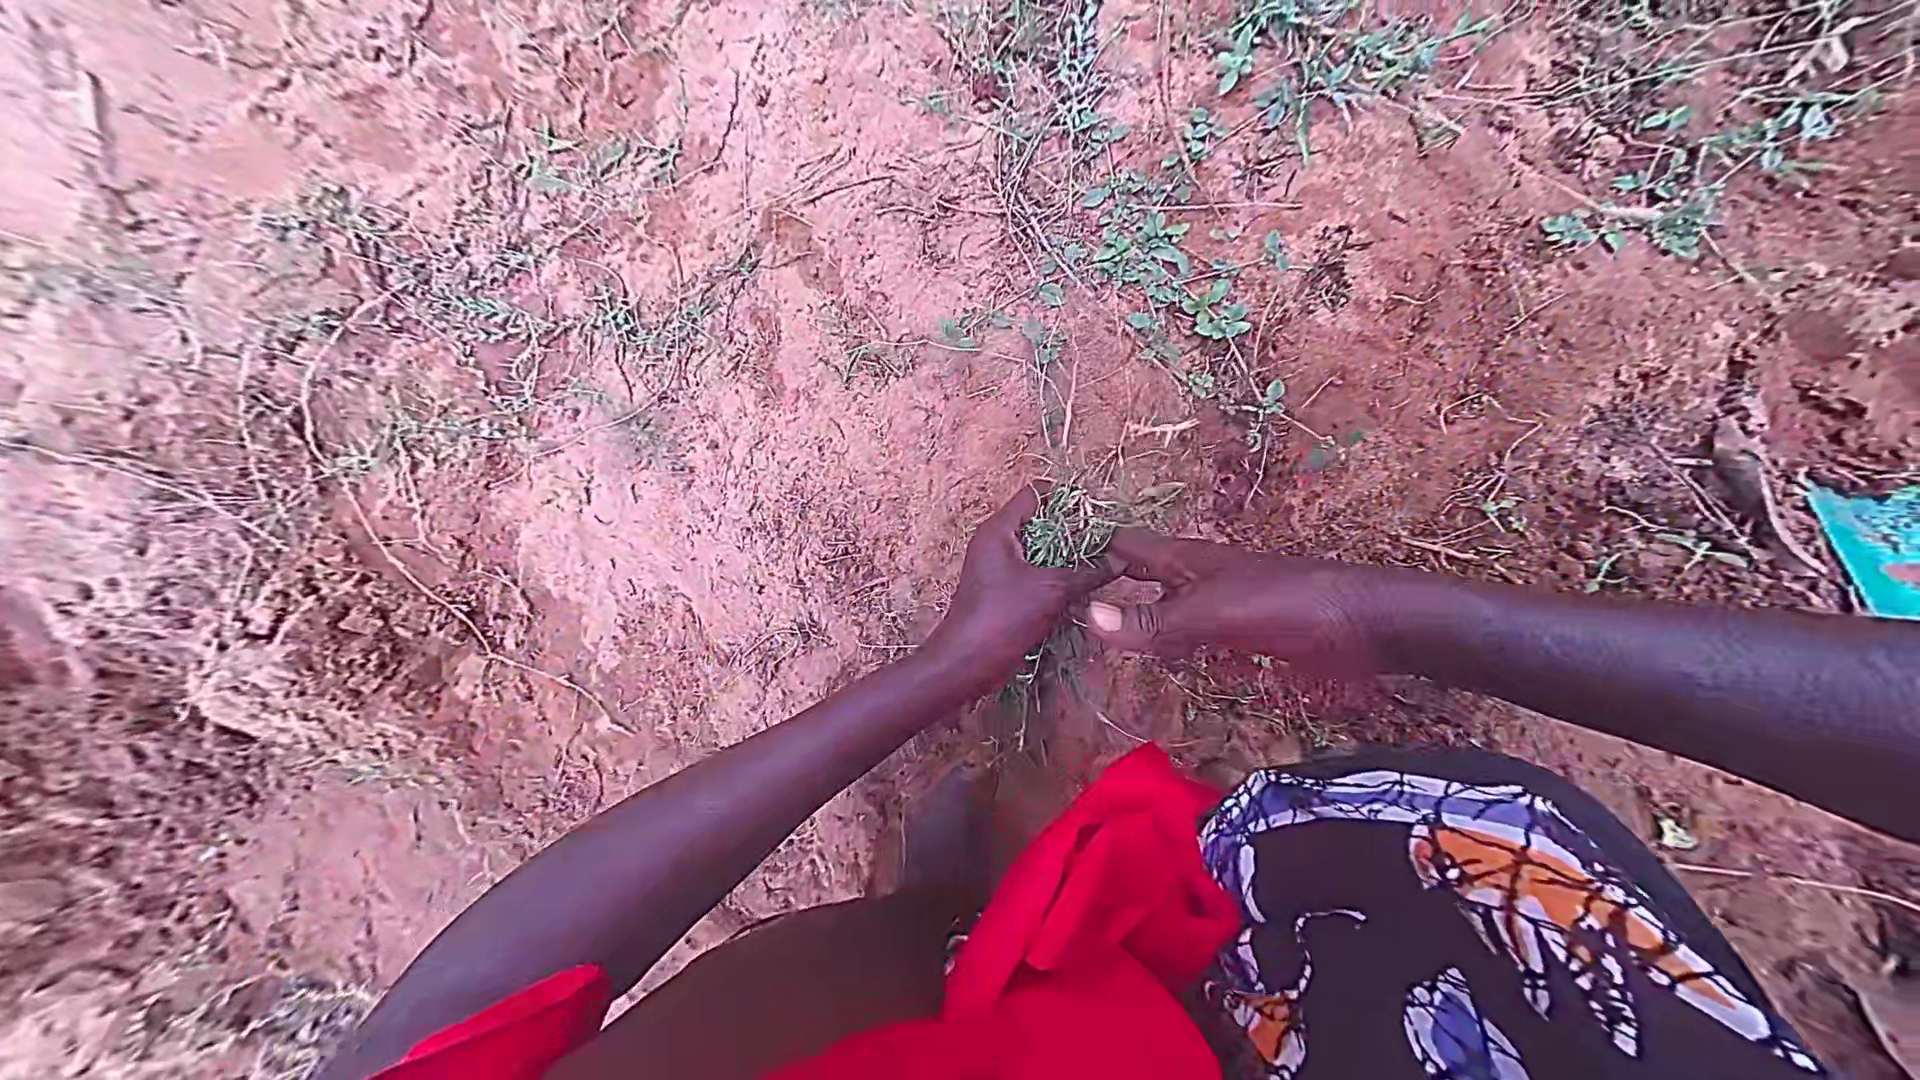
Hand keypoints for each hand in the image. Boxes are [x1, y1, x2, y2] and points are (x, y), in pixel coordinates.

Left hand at [922, 488, 1116, 692]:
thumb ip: (1088, 572)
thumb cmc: (1001, 618)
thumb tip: (1121, 559)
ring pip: (1042, 551)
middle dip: (1074, 529)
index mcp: (999, 530)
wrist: (966, 664)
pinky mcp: (1006, 591)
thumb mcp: (1051, 590)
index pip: (1035, 494)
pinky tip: (1087, 585)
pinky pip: (1037, 573)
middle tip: (1109, 538)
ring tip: (1105, 560)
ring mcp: (1000, 568)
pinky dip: (1059, 576)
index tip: (1099, 510)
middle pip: (1041, 522)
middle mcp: (998, 543)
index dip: (1068, 496)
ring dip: (1070, 556)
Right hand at [1081, 529, 1387, 670]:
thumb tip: (1087, 616)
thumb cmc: (1288, 603)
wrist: (1367, 624)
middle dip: (1102, 583)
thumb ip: (1155, 619)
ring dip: (1129, 611)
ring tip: (1090, 629)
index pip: (1122, 546)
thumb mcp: (1214, 613)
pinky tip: (1150, 653)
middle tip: (1059, 605)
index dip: (1087, 551)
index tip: (1046, 569)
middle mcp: (1192, 574)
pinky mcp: (1235, 627)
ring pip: (1159, 600)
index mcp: (1183, 558)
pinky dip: (1161, 637)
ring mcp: (1214, 600)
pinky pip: (1184, 627)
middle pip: (1137, 572)